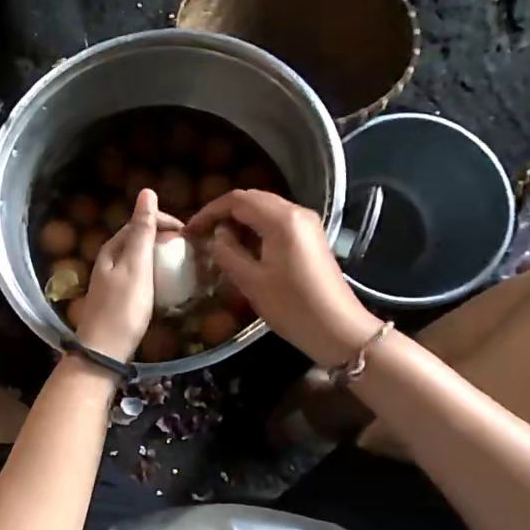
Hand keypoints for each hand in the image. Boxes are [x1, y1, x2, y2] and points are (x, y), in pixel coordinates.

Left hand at [73, 189, 180, 361]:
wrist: (104, 353)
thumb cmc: (123, 308)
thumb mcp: (136, 266)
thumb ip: (142, 231)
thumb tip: (146, 191)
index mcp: (112, 248)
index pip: (140, 221)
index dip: (165, 221)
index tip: (188, 234)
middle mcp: (108, 259)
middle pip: (139, 238)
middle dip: (164, 237)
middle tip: (189, 249)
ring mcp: (111, 279)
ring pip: (140, 257)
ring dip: (161, 255)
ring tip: (181, 263)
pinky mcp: (118, 297)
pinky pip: (140, 274)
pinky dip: (155, 272)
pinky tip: (166, 284)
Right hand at [185, 190, 382, 365]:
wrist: (338, 329)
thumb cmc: (293, 307)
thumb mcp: (251, 282)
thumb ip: (228, 252)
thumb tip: (218, 235)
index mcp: (281, 219)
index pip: (237, 200)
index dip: (209, 212)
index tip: (190, 230)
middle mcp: (297, 212)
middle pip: (253, 200)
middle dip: (224, 214)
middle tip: (202, 235)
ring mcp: (308, 224)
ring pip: (266, 210)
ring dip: (241, 222)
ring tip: (219, 243)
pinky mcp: (312, 238)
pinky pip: (279, 223)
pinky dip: (258, 230)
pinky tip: (244, 249)